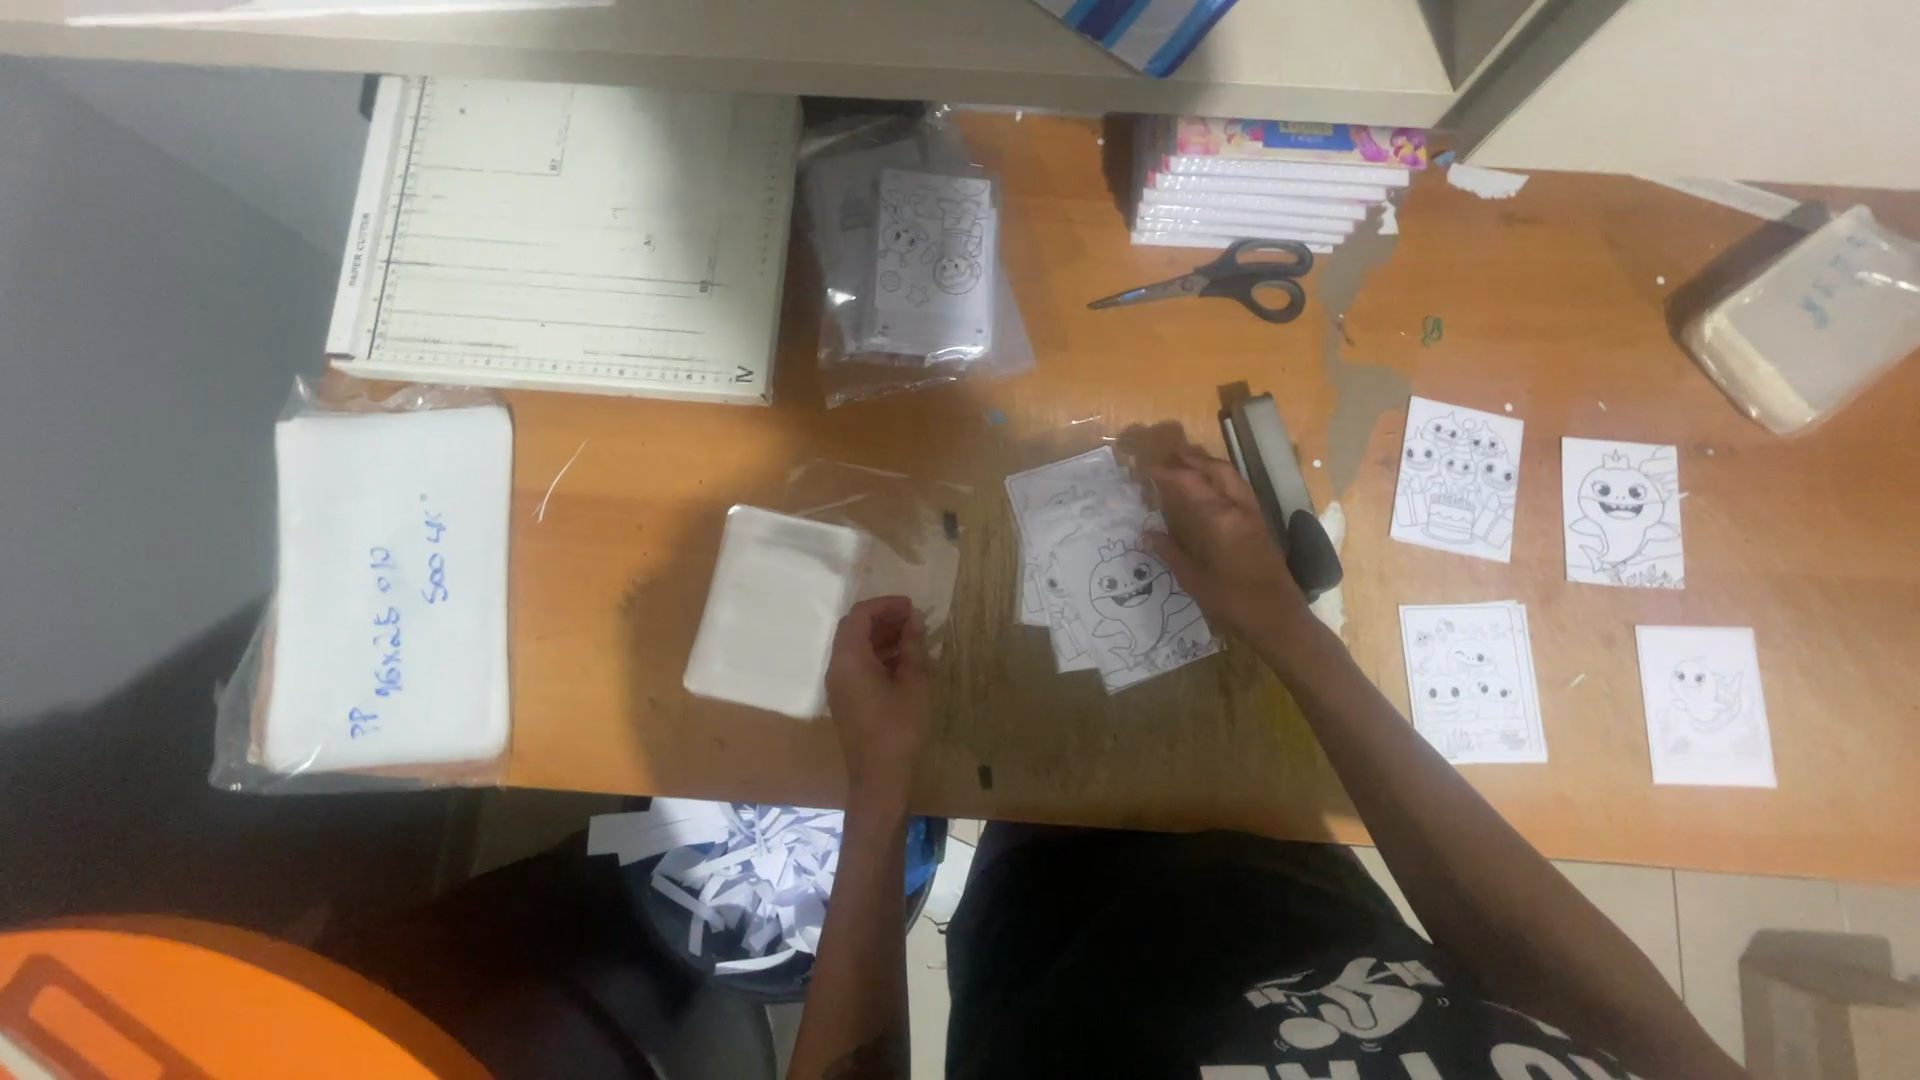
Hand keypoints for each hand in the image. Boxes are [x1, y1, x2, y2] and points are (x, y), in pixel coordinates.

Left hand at [825, 595, 930, 808]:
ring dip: (881, 636)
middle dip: (883, 618)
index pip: (860, 615)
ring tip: (913, 638)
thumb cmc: (899, 728)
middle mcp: (837, 667)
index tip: (912, 606)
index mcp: (849, 659)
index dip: (885, 605)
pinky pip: (857, 665)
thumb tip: (914, 619)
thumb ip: (912, 646)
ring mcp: (838, 685)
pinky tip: (903, 661)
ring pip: (856, 647)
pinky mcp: (845, 699)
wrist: (880, 777)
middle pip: (854, 629)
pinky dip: (877, 655)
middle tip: (914, 619)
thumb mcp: (913, 682)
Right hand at [1145, 447, 1311, 643]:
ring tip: (1190, 464)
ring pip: (1233, 477)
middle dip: (1194, 459)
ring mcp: (1254, 515)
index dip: (1168, 473)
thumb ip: (1171, 552)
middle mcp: (1239, 509)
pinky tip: (1213, 489)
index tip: (1147, 469)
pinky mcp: (1261, 525)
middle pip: (1217, 470)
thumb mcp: (1194, 579)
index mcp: (1220, 519)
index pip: (1191, 483)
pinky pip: (1240, 490)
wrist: (1277, 618)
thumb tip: (1149, 533)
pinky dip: (1224, 480)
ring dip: (1211, 466)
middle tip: (1170, 456)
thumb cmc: (1232, 601)